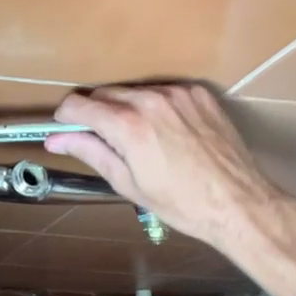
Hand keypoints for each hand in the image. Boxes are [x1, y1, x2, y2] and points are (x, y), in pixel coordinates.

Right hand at [45, 84, 283, 246]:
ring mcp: (177, 94)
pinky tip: (168, 131)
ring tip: (142, 138)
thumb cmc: (182, 203)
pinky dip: (156, 106)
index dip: (67, 117)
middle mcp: (150, 101)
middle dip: (96, 113)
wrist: (239, 203)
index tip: (68, 128)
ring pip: (133, 92)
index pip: (78, 105)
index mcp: (128, 126)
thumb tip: (56, 139)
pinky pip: (163, 91)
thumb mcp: (128, 183)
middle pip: (104, 94)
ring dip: (126, 108)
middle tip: (105, 140)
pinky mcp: (197, 94)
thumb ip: (90, 152)